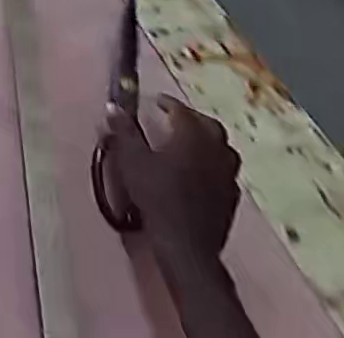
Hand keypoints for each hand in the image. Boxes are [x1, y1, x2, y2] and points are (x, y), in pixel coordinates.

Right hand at [106, 95, 241, 263]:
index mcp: (192, 139)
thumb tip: (113, 106)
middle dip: (193, 118)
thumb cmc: (156, 195)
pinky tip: (200, 171)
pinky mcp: (231, 199)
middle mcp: (215, 153)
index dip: (169, 103)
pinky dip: (213, 163)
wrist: (185, 242)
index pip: (184, 112)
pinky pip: (226, 172)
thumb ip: (124, 130)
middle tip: (174, 117)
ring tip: (189, 142)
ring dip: (208, 140)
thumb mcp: (131, 159)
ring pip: (224, 149)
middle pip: (211, 127)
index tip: (157, 101)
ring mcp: (227, 178)